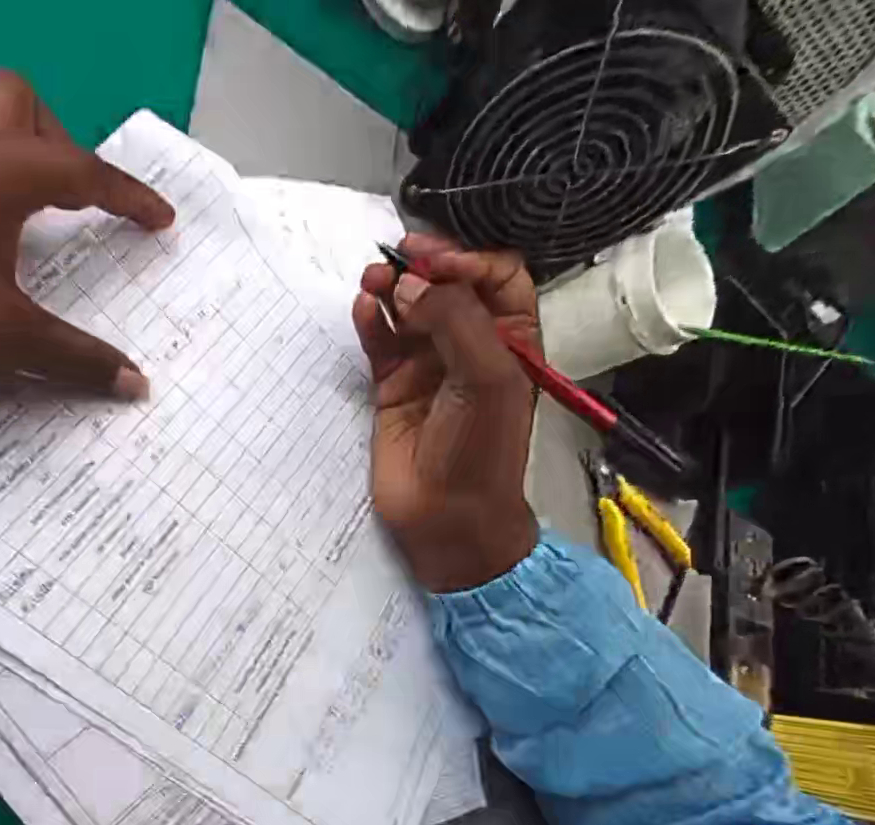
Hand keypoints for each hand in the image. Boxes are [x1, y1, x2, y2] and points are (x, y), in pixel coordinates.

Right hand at [352, 235, 539, 591]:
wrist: (446, 514)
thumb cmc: (481, 448)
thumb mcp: (486, 377)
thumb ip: (454, 321)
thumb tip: (409, 286)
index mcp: (511, 338)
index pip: (494, 278)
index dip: (467, 261)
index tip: (433, 262)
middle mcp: (470, 345)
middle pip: (446, 288)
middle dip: (423, 270)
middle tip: (395, 259)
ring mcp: (428, 366)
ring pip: (408, 312)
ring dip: (390, 290)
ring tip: (371, 280)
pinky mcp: (392, 387)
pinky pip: (381, 344)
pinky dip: (371, 323)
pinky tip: (363, 309)